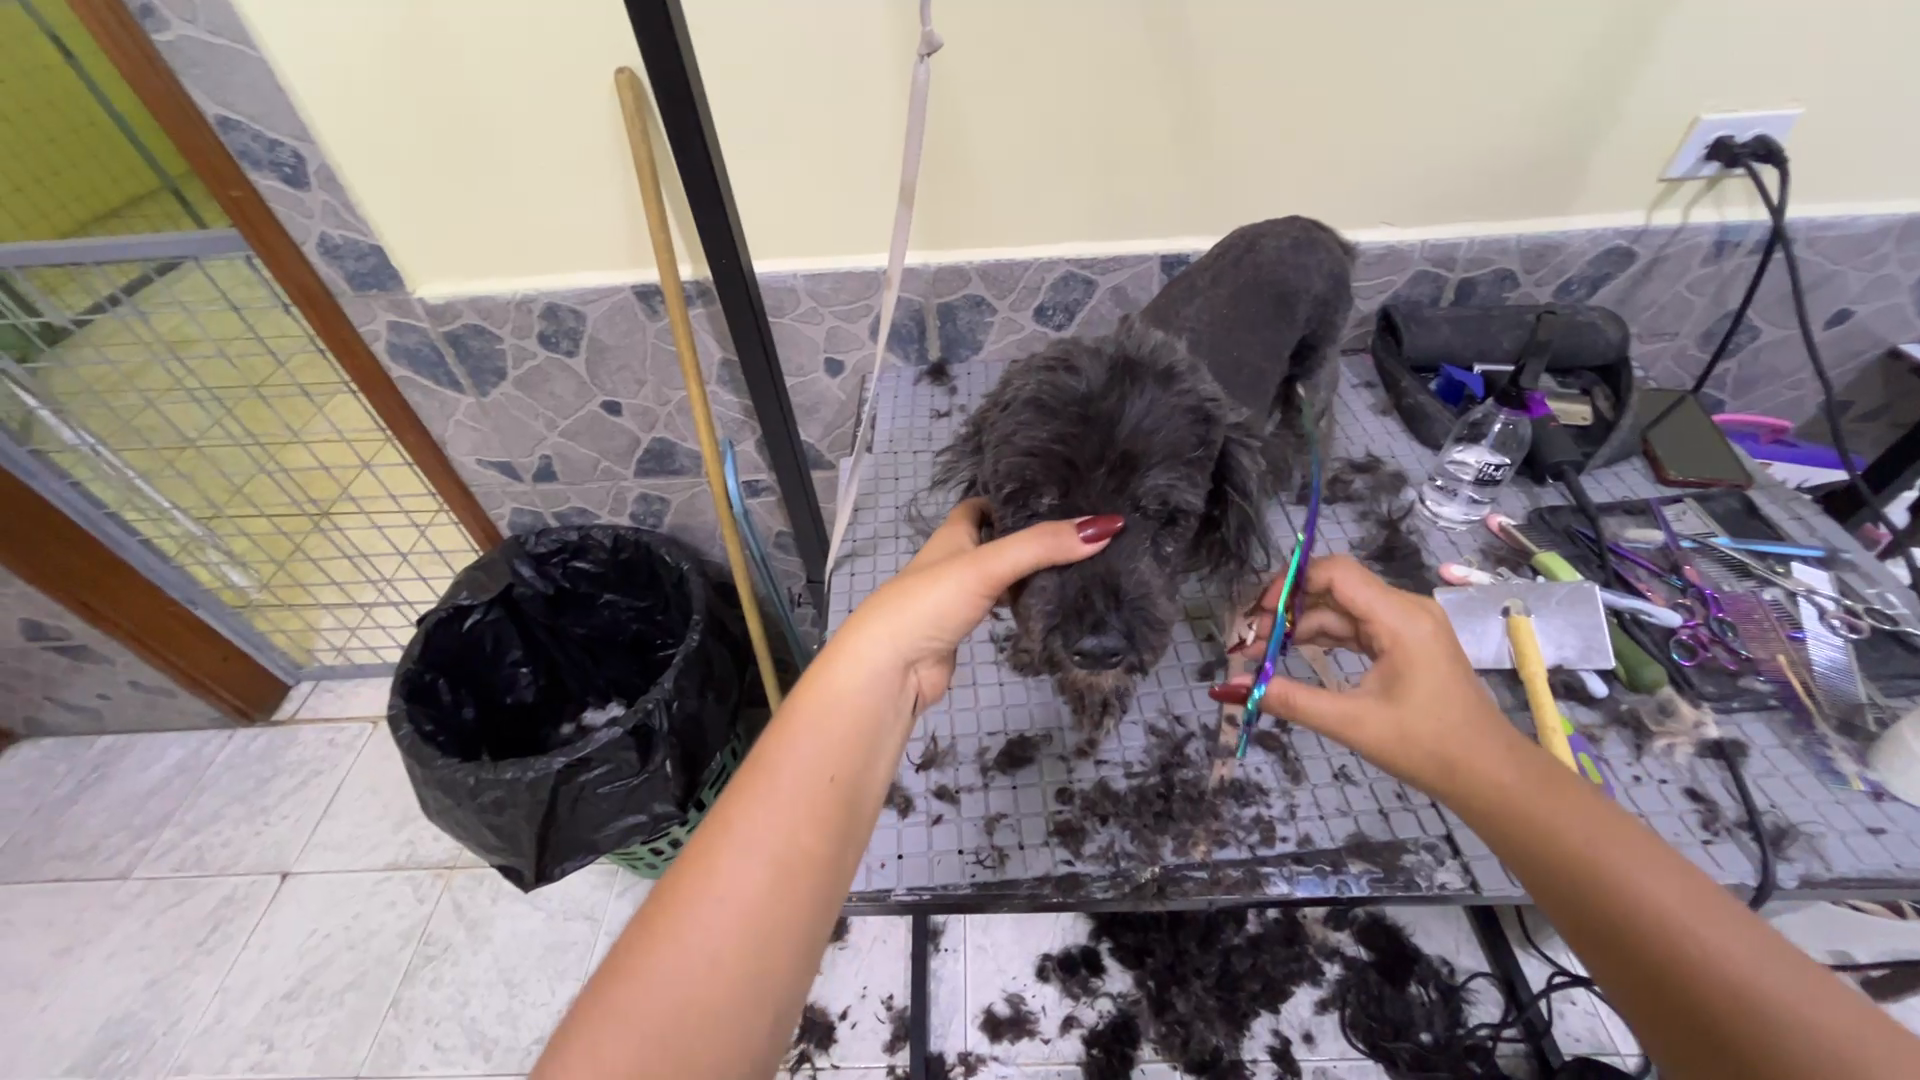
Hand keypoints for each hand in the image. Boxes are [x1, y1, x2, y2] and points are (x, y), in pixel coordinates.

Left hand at [831, 498, 1122, 714]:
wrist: (891, 668)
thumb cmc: (931, 602)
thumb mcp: (988, 564)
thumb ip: (1043, 546)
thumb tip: (1108, 525)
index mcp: (954, 533)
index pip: (986, 503)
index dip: (1017, 497)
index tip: (1061, 496)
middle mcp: (956, 559)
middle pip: (1000, 540)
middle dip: (1035, 537)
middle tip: (1085, 534)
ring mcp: (960, 596)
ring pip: (1004, 576)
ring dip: (1033, 573)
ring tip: (1084, 564)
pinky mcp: (967, 629)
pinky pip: (1004, 608)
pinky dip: (1026, 605)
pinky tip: (1055, 606)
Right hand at [1208, 554, 1527, 792]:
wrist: (1491, 777)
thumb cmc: (1428, 747)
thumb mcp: (1351, 723)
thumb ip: (1288, 699)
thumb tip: (1227, 688)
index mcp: (1400, 617)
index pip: (1335, 573)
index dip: (1290, 583)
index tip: (1257, 614)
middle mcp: (1404, 610)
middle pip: (1332, 589)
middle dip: (1286, 609)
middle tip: (1250, 640)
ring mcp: (1406, 626)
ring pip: (1339, 610)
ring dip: (1299, 627)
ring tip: (1260, 652)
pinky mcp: (1404, 644)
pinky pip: (1354, 628)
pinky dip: (1321, 639)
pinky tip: (1291, 655)